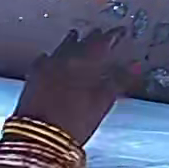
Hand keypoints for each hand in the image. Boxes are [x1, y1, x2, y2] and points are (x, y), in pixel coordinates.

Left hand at [12, 27, 127, 146]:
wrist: (40, 136)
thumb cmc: (75, 121)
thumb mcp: (103, 101)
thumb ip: (120, 80)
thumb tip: (136, 65)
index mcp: (83, 62)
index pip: (102, 42)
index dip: (113, 36)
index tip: (121, 31)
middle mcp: (63, 59)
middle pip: (82, 42)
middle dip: (93, 37)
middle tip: (102, 33)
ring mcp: (46, 67)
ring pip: (62, 48)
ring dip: (72, 42)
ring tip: (77, 36)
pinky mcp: (33, 78)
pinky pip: (44, 60)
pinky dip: (52, 57)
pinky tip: (50, 58)